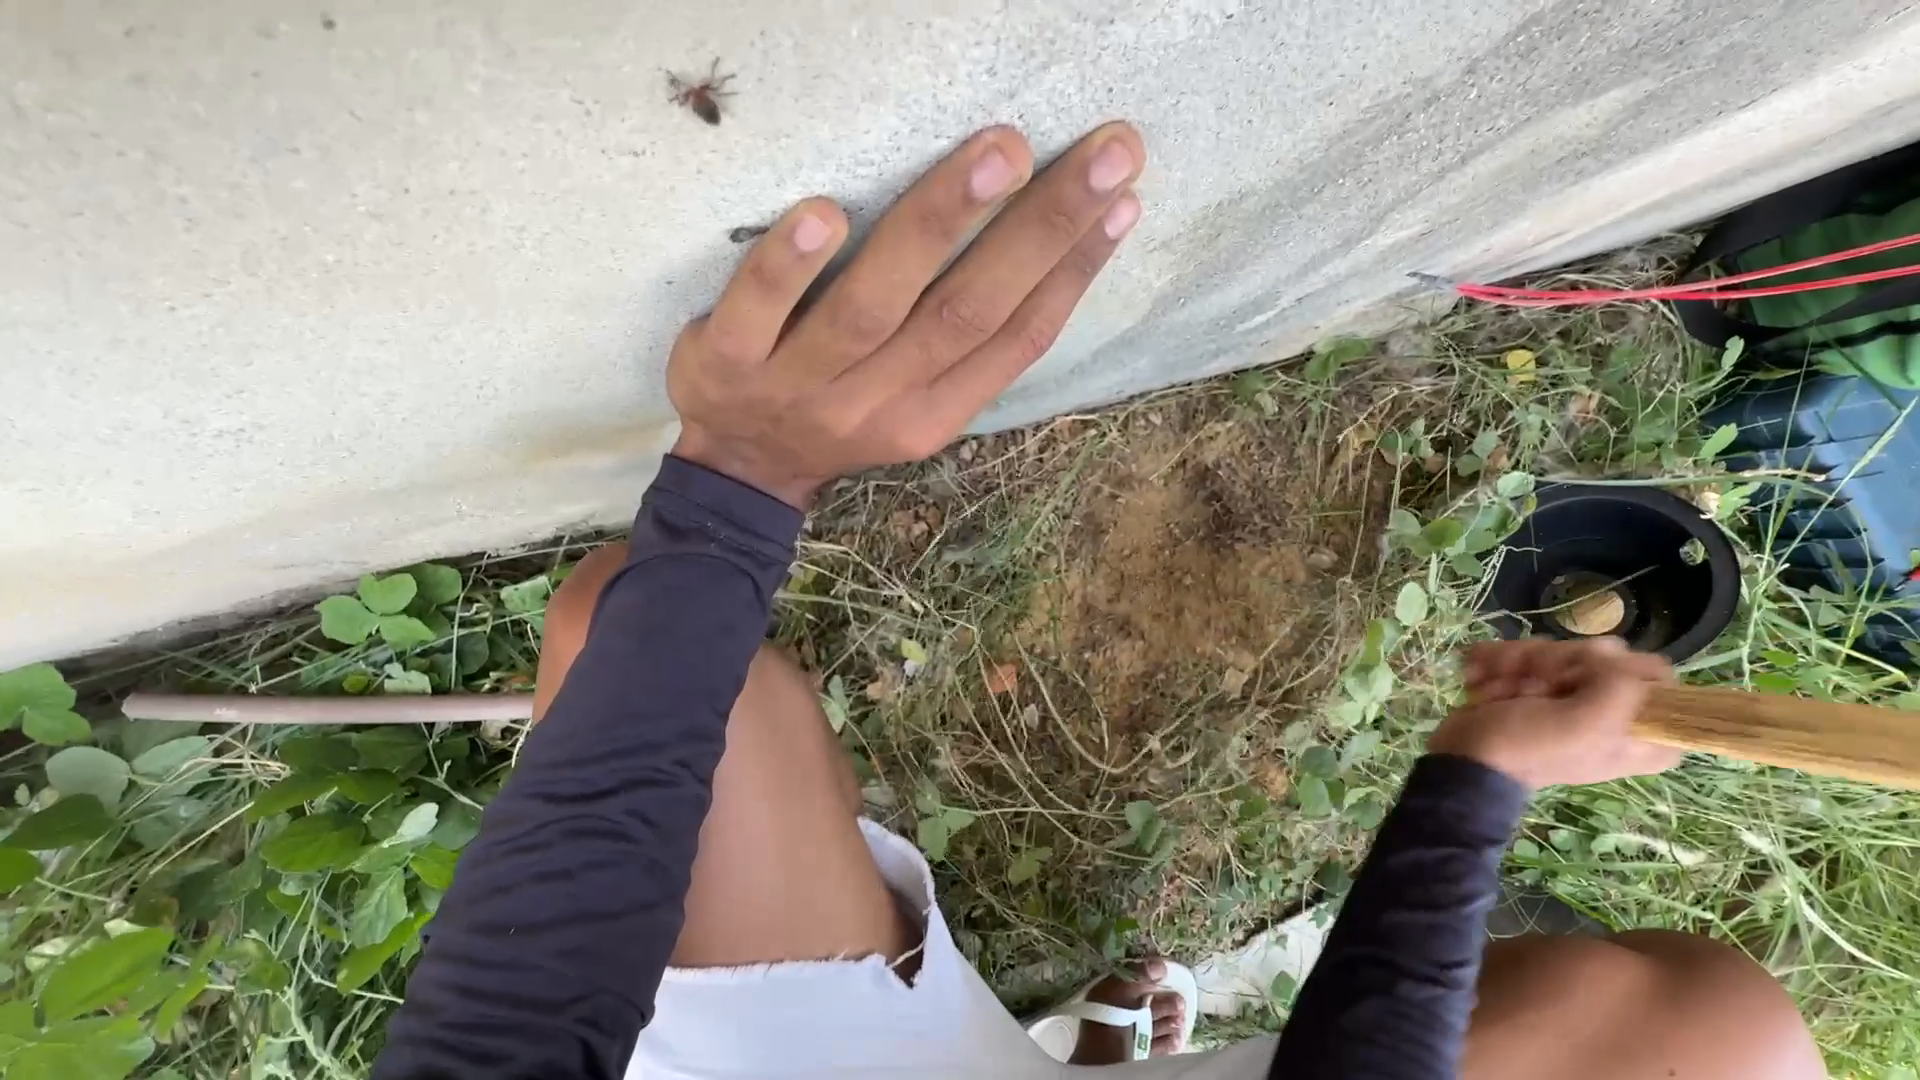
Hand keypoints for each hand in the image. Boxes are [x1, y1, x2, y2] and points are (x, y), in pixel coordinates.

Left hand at [665, 122, 1145, 506]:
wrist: (741, 468)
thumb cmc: (842, 416)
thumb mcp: (915, 408)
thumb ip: (965, 351)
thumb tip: (1046, 260)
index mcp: (932, 416)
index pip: (1015, 343)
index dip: (1073, 274)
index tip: (1123, 199)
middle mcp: (876, 404)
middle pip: (964, 315)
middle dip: (1038, 233)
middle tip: (1102, 156)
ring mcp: (800, 384)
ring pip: (874, 306)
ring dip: (939, 225)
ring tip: (1002, 153)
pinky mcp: (726, 363)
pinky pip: (759, 310)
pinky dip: (792, 265)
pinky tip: (827, 211)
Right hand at [1427, 637, 1681, 791]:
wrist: (1468, 758)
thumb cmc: (1531, 748)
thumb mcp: (1588, 725)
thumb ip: (1621, 685)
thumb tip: (1608, 655)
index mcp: (1647, 729)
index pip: (1653, 670)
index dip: (1611, 669)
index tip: (1577, 685)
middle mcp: (1615, 709)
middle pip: (1598, 654)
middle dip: (1553, 665)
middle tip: (1531, 688)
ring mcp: (1571, 695)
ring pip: (1555, 650)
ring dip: (1516, 665)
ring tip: (1499, 691)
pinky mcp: (1535, 686)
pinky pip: (1523, 653)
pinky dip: (1499, 665)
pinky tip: (1487, 686)